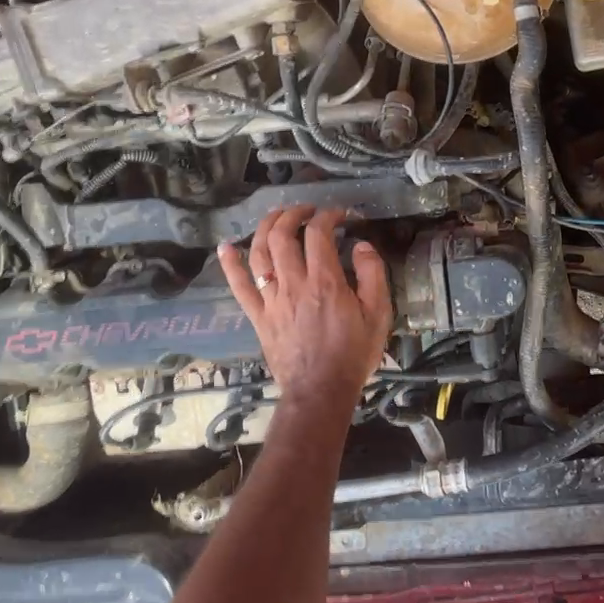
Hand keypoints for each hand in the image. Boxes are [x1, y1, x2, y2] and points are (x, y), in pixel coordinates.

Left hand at [217, 207, 391, 413]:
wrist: (320, 392)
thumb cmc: (353, 353)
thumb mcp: (379, 313)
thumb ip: (372, 274)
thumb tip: (361, 246)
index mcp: (325, 282)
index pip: (319, 233)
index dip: (328, 216)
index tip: (340, 215)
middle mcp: (294, 284)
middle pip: (282, 235)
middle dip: (293, 214)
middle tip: (307, 210)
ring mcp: (271, 300)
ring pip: (259, 253)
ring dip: (265, 228)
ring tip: (278, 217)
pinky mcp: (258, 316)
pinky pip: (239, 286)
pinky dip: (229, 264)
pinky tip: (224, 247)